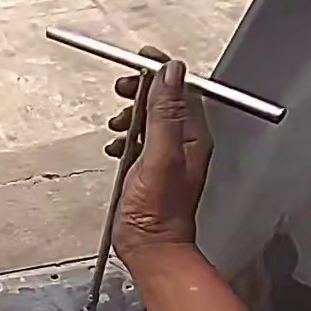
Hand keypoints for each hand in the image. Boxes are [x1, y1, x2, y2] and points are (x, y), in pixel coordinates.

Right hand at [106, 50, 212, 261]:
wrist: (150, 248)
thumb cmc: (157, 215)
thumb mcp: (159, 157)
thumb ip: (165, 114)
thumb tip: (171, 74)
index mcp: (193, 138)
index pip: (181, 90)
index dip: (161, 73)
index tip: (141, 62)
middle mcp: (183, 145)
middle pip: (164, 102)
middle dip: (142, 93)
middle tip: (123, 91)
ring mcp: (166, 158)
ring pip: (149, 121)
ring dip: (131, 116)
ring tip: (118, 125)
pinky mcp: (149, 171)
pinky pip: (139, 141)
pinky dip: (125, 138)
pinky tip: (117, 148)